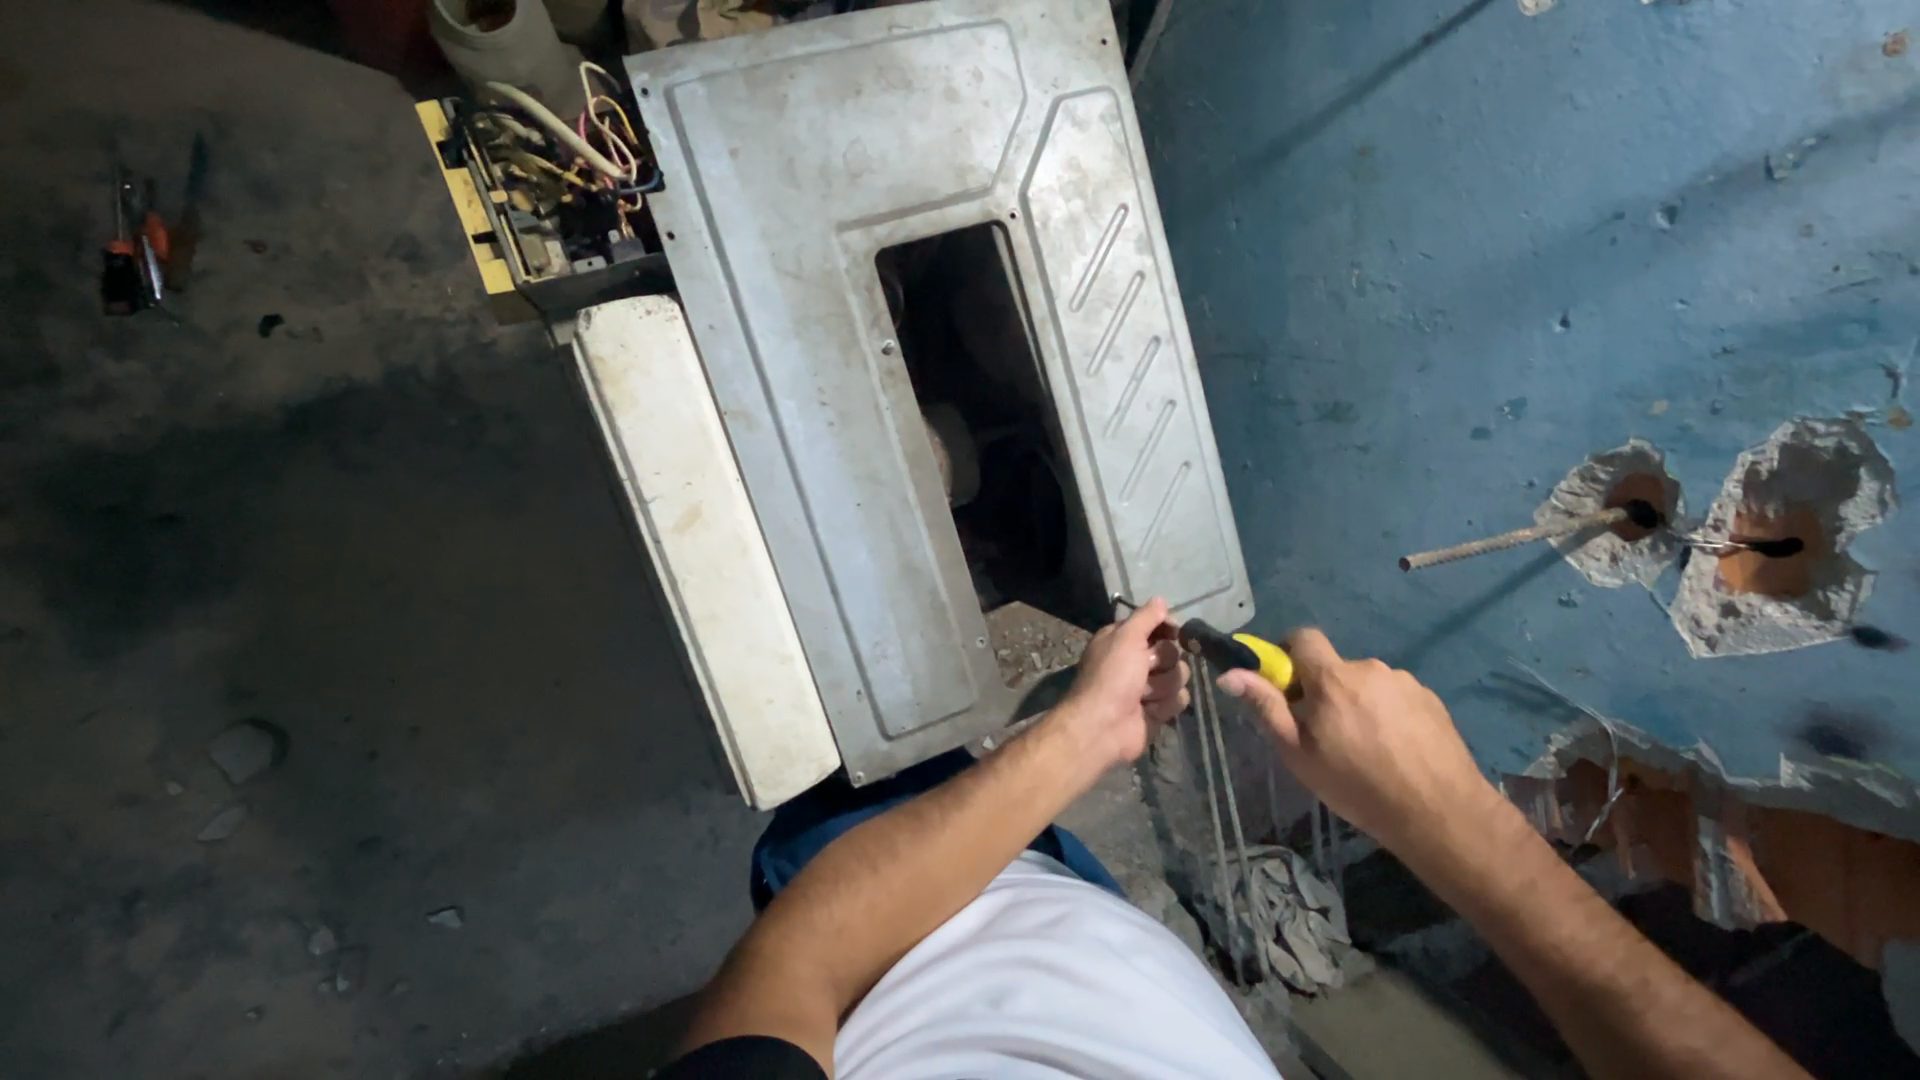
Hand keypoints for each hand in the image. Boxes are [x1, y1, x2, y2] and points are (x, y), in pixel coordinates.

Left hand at [1057, 597, 1188, 767]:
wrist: (1104, 726)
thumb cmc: (1112, 676)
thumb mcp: (1125, 637)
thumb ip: (1145, 618)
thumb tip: (1161, 600)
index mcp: (1124, 640)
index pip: (1158, 626)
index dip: (1167, 629)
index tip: (1172, 632)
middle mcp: (1137, 661)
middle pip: (1173, 652)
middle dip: (1163, 662)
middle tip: (1145, 669)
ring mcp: (1149, 686)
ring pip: (1180, 676)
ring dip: (1163, 686)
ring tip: (1143, 694)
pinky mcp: (1159, 710)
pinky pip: (1180, 699)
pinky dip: (1165, 705)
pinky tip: (1149, 710)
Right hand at [1216, 628, 1502, 858]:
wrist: (1441, 814)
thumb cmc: (1357, 786)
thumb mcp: (1299, 754)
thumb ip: (1266, 707)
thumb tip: (1230, 674)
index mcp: (1332, 678)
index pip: (1303, 637)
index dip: (1289, 654)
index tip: (1287, 687)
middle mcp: (1369, 669)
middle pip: (1334, 667)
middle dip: (1324, 690)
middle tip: (1326, 732)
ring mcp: (1405, 682)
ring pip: (1366, 683)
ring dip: (1358, 702)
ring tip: (1366, 746)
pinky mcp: (1431, 699)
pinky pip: (1395, 696)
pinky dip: (1387, 713)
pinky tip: (1395, 748)